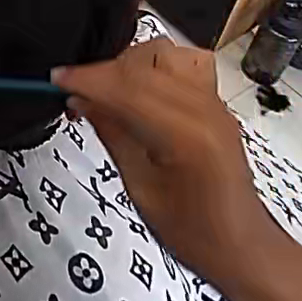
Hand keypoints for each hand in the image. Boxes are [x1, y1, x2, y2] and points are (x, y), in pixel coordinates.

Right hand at [54, 38, 277, 285]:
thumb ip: (113, 134)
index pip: (126, 88)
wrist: (243, 246)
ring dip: (131, 65)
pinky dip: (155, 68)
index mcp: (185, 134)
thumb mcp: (140, 188)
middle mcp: (205, 108)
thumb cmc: (198, 232)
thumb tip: (84, 101)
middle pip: (143, 64)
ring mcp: (214, 102)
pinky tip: (142, 90)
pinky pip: (183, 64)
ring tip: (112, 91)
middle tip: (77, 94)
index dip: (86, 80)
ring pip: (165, 54)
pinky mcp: (216, 102)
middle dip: (103, 73)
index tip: (58, 78)